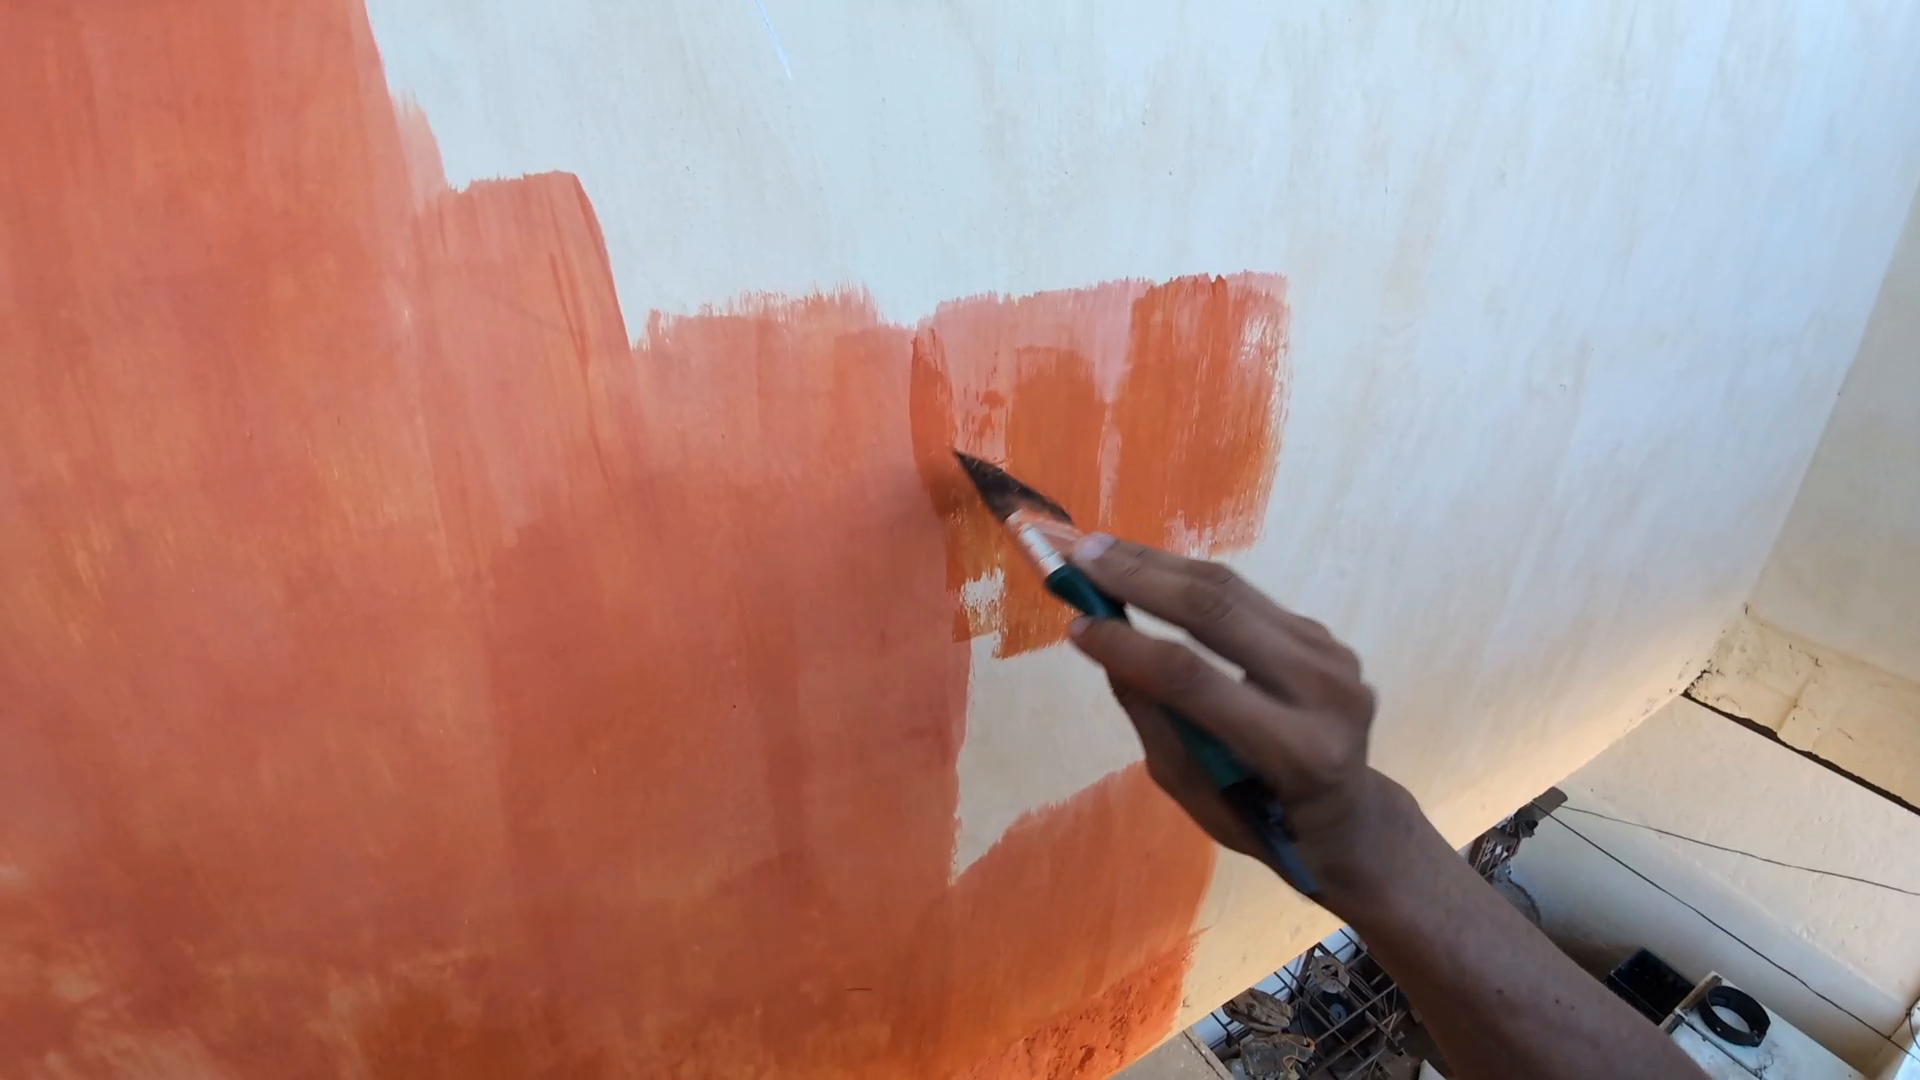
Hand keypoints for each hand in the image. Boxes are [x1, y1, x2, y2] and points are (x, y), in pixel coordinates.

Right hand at [1066, 533, 1420, 914]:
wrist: (1349, 814)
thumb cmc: (1260, 819)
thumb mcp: (1192, 790)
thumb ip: (1152, 715)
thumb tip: (1103, 642)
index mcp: (1294, 750)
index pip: (1194, 679)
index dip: (1129, 646)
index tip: (1075, 625)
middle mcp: (1323, 689)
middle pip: (1216, 612)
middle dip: (1138, 579)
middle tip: (1079, 556)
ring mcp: (1329, 651)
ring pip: (1228, 588)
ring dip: (1154, 563)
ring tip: (1098, 548)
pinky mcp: (1319, 631)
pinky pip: (1241, 592)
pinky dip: (1183, 575)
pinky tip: (1140, 565)